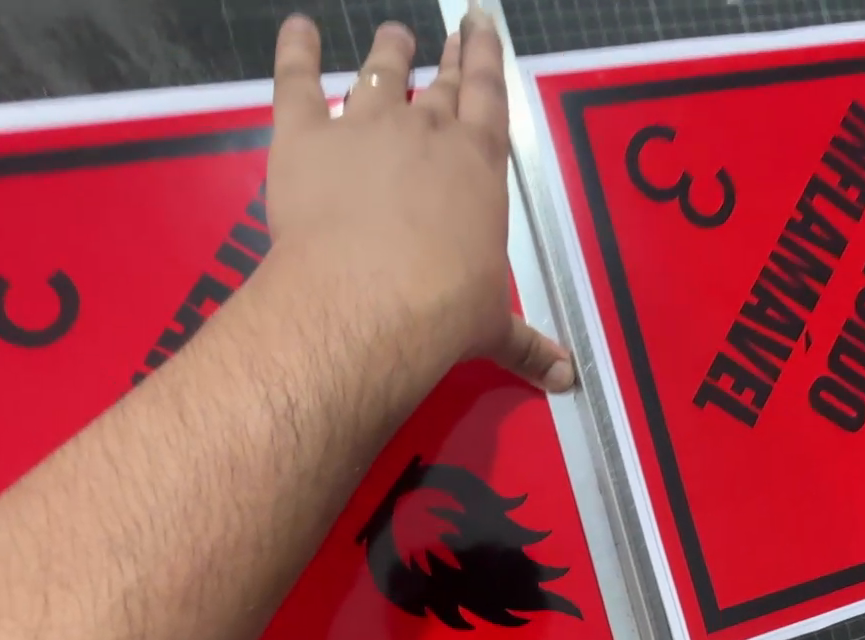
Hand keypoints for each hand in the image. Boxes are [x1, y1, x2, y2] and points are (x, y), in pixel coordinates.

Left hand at [261, 12, 573, 396]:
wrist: (369, 302)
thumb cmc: (446, 311)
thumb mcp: (494, 328)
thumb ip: (528, 345)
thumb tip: (568, 380)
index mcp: (478, 166)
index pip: (489, 96)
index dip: (486, 58)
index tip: (481, 25)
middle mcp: (425, 131)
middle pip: (440, 81)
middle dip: (447, 56)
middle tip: (448, 30)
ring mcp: (363, 126)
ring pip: (377, 74)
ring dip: (387, 53)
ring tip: (393, 37)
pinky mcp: (304, 136)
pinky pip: (296, 79)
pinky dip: (295, 50)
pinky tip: (298, 30)